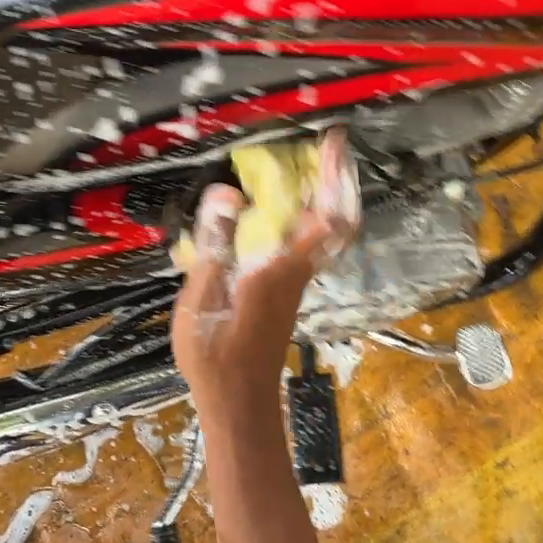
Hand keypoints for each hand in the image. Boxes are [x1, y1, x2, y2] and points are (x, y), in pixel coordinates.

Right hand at [171, 131, 357, 416]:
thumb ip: (215, 246)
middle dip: (340, 178)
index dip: (333, 176)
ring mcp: (297, 283)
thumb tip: (226, 193)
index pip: (325, 218)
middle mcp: (298, 272)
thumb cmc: (215, 356)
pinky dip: (313, 214)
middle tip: (332, 144)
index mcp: (280, 270)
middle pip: (339, 221)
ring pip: (330, 232)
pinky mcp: (288, 290)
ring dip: (330, 194)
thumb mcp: (201, 300)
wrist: (239, 402)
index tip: (332, 140)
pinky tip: (290, 206)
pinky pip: (313, 242)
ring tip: (314, 163)